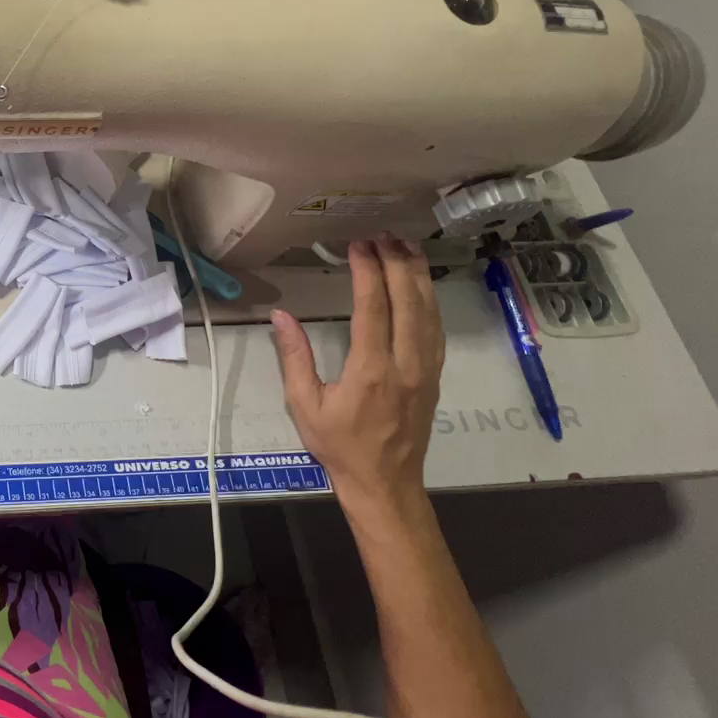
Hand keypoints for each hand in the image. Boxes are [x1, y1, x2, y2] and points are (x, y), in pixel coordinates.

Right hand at [270, 237, 444, 513]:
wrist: (384, 482)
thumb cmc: (338, 444)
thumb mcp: (304, 403)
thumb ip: (294, 357)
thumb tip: (281, 316)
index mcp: (371, 371)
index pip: (373, 309)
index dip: (368, 273)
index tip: (359, 246)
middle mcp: (407, 365)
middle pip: (409, 303)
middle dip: (398, 265)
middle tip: (385, 235)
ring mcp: (427, 371)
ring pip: (430, 313)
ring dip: (419, 277)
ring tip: (408, 248)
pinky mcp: (434, 377)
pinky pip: (436, 330)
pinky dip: (429, 301)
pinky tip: (422, 286)